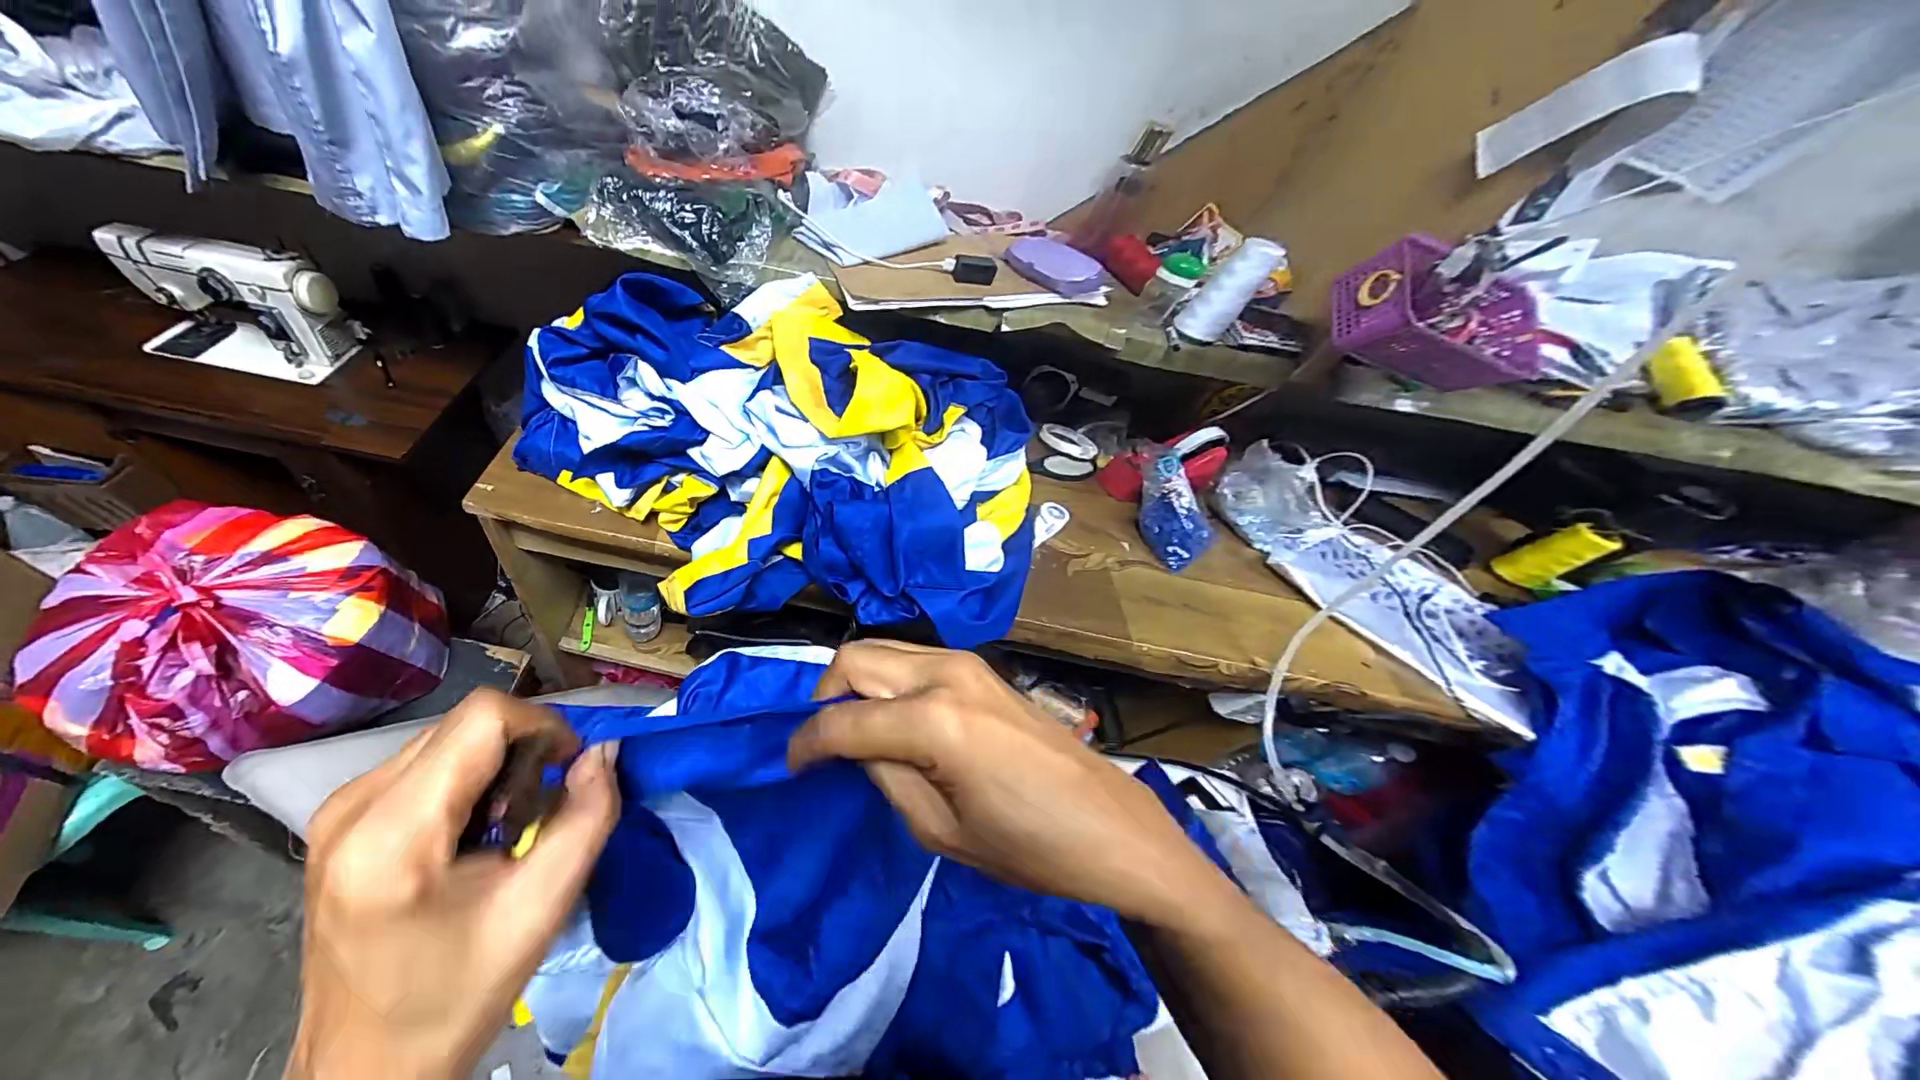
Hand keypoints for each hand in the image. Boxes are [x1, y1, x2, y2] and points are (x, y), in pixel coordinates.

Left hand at [287, 689, 619, 1079]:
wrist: (367, 1066)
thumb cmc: (458, 992)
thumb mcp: (543, 904)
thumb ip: (589, 815)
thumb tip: (604, 750)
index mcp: (392, 832)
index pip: (482, 717)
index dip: (544, 727)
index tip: (570, 771)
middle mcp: (352, 806)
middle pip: (467, 725)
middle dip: (524, 752)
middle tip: (542, 812)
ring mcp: (340, 812)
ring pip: (452, 739)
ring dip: (501, 767)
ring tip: (511, 829)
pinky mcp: (344, 821)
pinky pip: (430, 764)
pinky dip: (474, 781)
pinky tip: (478, 834)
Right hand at [789, 641, 1240, 927]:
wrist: (1110, 826)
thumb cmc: (1029, 846)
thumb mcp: (940, 830)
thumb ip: (885, 775)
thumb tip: (855, 745)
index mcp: (936, 720)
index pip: (845, 719)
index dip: (806, 743)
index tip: (791, 765)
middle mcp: (947, 673)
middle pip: (856, 658)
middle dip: (827, 697)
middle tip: (826, 745)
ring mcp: (969, 664)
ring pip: (884, 650)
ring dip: (859, 684)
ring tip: (858, 733)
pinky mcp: (983, 669)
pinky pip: (915, 659)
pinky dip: (890, 681)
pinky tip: (897, 719)